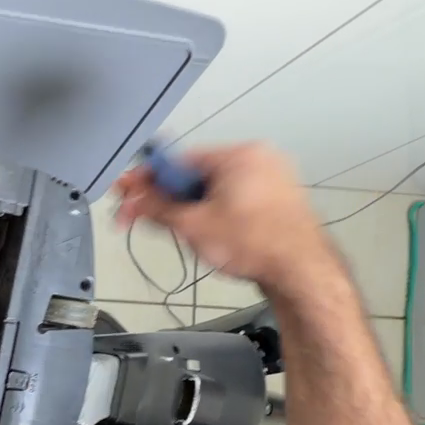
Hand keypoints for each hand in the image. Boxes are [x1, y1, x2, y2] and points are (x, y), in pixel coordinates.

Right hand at [115, 142, 340, 300]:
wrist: (300, 270)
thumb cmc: (250, 243)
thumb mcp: (192, 225)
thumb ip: (156, 209)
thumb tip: (131, 201)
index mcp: (238, 155)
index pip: (178, 161)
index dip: (146, 180)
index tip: (124, 193)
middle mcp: (258, 158)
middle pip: (195, 174)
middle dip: (166, 196)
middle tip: (141, 217)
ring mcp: (272, 176)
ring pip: (213, 187)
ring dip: (187, 206)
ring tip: (174, 229)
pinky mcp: (277, 197)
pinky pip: (232, 196)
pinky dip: (211, 210)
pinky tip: (201, 231)